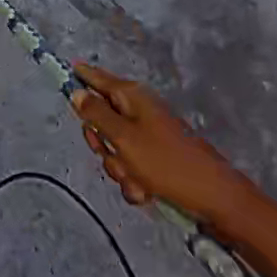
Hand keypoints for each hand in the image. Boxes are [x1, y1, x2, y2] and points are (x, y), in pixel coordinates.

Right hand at [71, 62, 246, 218]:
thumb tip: (76, 92)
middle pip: (99, 117)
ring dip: (119, 166)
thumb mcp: (124, 139)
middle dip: (101, 142)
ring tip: (137, 180)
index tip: (58, 78)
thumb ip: (95, 115)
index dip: (76, 77)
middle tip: (113, 154)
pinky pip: (130, 165)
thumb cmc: (168, 164)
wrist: (218, 200)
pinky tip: (146, 192)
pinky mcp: (156, 158)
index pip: (94, 76)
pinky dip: (134, 180)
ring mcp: (147, 134)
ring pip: (113, 146)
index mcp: (130, 95)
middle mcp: (137, 109)